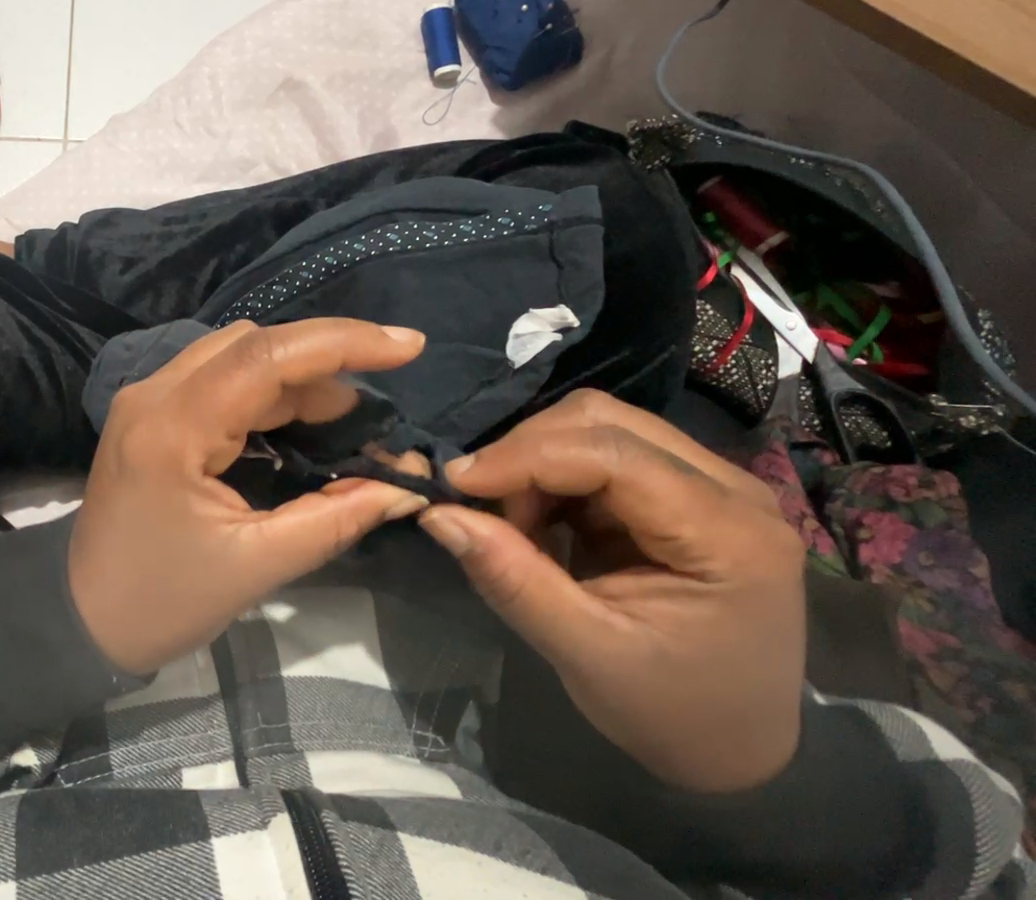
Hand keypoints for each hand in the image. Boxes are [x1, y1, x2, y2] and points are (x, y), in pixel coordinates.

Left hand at [69, 319, 430, 675]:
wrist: (82, 617)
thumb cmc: (163, 600)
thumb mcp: (257, 564)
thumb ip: (336, 516)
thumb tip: (407, 483)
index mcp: (172, 427)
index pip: (264, 355)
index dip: (341, 342)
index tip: (408, 347)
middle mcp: (152, 394)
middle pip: (250, 344)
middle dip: (323, 365)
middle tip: (376, 412)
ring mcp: (145, 399)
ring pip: (234, 357)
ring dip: (296, 381)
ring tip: (350, 425)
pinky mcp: (149, 414)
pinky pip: (216, 381)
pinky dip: (266, 395)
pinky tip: (302, 426)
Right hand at [418, 390, 805, 793]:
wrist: (731, 747)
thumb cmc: (668, 709)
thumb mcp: (583, 652)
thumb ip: (512, 579)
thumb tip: (437, 513)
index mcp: (727, 534)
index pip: (612, 453)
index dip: (524, 456)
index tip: (454, 484)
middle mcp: (730, 490)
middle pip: (605, 421)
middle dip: (526, 453)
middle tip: (483, 509)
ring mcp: (708, 486)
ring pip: (598, 427)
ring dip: (534, 462)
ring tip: (513, 524)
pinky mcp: (679, 492)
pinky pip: (598, 453)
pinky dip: (549, 477)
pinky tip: (538, 523)